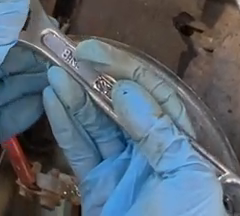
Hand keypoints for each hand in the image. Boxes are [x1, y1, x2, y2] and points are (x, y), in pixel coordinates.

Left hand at [0, 0, 42, 215]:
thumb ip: (0, 16)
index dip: (11, 27)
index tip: (41, 24)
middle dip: (26, 55)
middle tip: (59, 49)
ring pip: (2, 85)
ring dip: (31, 78)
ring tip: (61, 71)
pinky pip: (5, 111)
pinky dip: (26, 104)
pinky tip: (49, 97)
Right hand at [41, 40, 224, 215]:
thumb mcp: (186, 178)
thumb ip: (158, 131)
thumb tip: (126, 89)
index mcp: (181, 146)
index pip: (152, 92)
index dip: (122, 67)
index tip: (93, 52)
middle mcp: (152, 152)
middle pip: (119, 102)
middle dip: (93, 76)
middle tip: (66, 55)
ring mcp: (123, 170)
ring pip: (95, 121)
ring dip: (74, 94)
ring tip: (54, 72)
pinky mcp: (98, 188)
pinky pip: (80, 148)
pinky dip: (65, 123)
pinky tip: (52, 101)